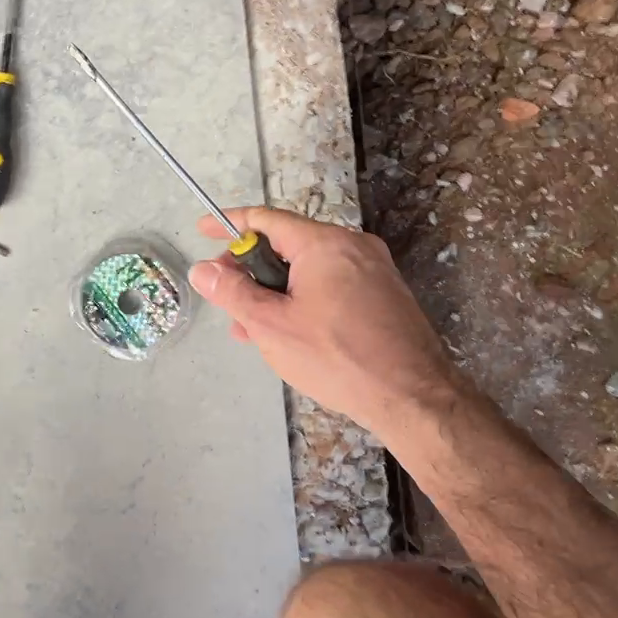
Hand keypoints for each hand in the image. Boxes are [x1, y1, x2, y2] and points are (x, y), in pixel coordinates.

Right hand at [190, 207, 466, 435]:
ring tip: (249, 325)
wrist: (414, 399)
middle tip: (226, 295)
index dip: (228, 224)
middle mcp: (353, 247)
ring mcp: (374, 271)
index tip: (203, 231)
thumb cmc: (337, 358)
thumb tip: (202, 270)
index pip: (265, 219)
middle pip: (286, 244)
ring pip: (307, 269)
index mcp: (324, 244)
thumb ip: (231, 292)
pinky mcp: (384, 295)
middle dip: (250, 269)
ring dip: (273, 290)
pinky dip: (301, 299)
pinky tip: (286, 333)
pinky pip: (330, 285)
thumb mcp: (270, 325)